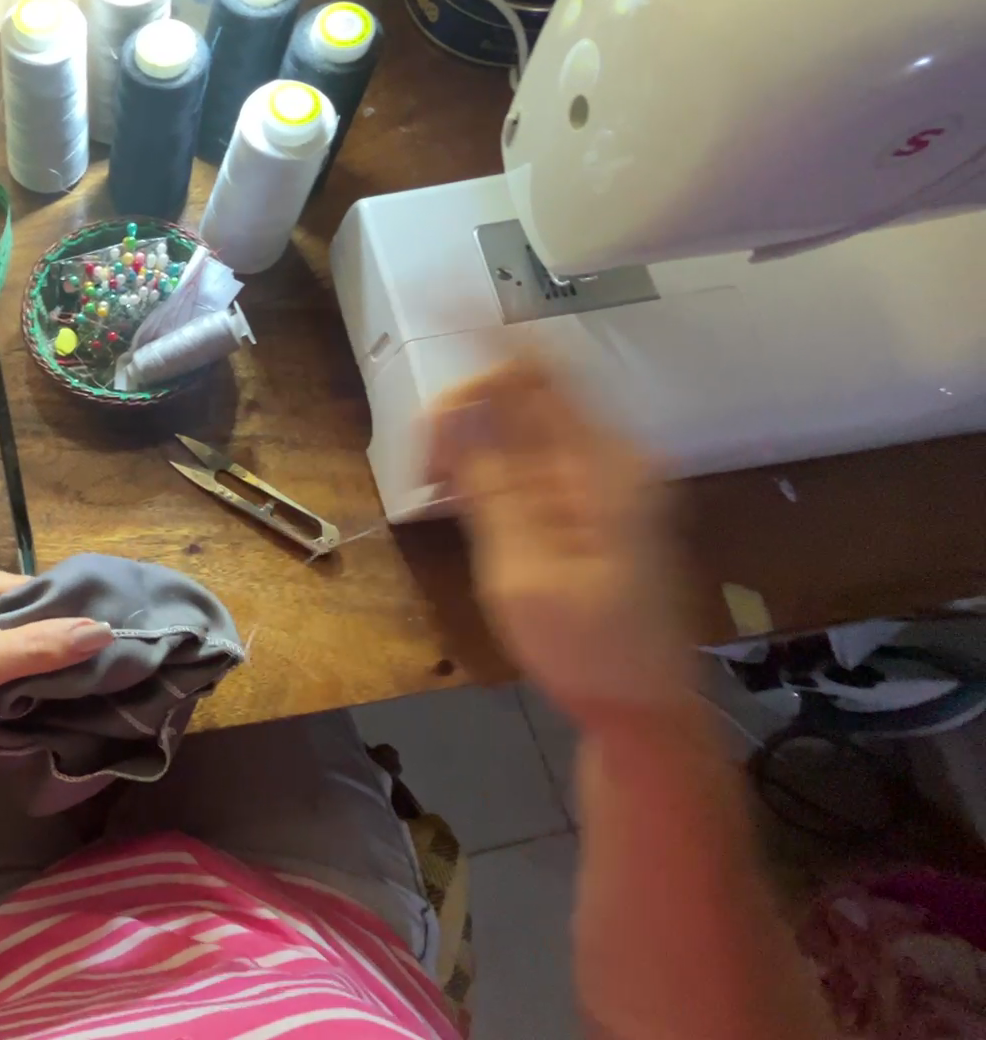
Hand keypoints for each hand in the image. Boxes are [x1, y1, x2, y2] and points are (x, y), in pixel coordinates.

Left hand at [0, 566, 115, 790]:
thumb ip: (36, 646)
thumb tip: (104, 631)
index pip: (19, 588)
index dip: (60, 609)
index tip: (107, 628)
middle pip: (21, 620)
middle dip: (55, 641)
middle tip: (110, 656)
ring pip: (17, 652)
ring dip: (46, 668)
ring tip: (99, 676)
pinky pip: (7, 678)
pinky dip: (30, 688)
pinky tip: (67, 694)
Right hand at [425, 356, 695, 722]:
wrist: (639, 703)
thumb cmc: (584, 644)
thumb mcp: (526, 569)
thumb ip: (493, 486)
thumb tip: (457, 411)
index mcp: (599, 466)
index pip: (534, 375)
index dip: (477, 356)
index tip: (421, 376)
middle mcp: (607, 457)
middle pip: (524, 391)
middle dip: (460, 411)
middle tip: (421, 469)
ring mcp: (599, 478)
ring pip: (520, 422)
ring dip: (467, 436)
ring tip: (430, 483)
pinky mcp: (585, 500)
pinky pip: (526, 455)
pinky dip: (484, 461)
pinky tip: (456, 492)